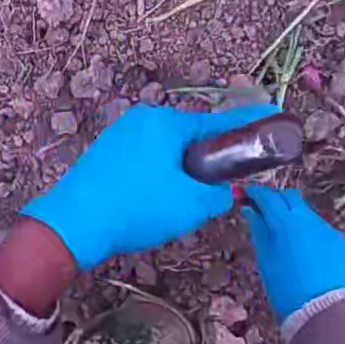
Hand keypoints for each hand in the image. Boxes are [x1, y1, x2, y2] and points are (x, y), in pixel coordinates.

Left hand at [22, 103, 279, 269]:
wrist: (74, 224)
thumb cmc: (136, 208)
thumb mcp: (190, 205)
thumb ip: (218, 195)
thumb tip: (223, 192)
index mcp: (165, 123)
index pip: (216, 122)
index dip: (246, 125)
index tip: (270, 118)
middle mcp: (141, 119)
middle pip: (190, 136)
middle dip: (207, 159)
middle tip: (218, 183)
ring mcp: (120, 135)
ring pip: (166, 150)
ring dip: (181, 170)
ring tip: (183, 199)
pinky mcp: (106, 153)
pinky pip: (145, 158)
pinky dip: (158, 174)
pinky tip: (156, 199)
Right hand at [240, 186, 344, 321]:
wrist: (320, 310)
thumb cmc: (284, 288)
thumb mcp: (265, 258)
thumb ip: (258, 228)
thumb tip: (250, 210)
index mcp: (285, 222)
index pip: (268, 196)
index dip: (254, 193)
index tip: (245, 194)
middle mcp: (308, 219)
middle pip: (290, 197)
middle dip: (276, 200)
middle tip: (263, 212)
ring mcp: (326, 228)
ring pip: (305, 212)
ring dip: (292, 216)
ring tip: (283, 237)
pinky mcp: (338, 239)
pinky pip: (319, 227)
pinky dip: (308, 231)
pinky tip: (303, 250)